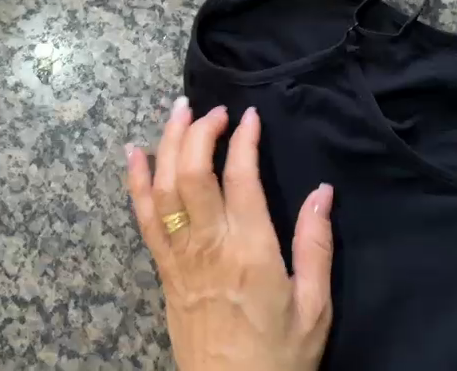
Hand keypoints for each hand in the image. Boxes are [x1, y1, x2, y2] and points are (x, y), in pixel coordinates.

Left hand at [125, 98, 333, 370]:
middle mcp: (209, 245)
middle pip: (192, 172)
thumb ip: (316, 246)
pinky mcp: (162, 268)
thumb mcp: (315, 308)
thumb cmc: (278, 355)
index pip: (240, 179)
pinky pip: (142, 217)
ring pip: (163, 186)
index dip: (243, 140)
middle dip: (200, 131)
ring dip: (167, 142)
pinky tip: (133, 152)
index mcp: (250, 252)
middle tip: (213, 110)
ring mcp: (179, 255)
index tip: (250, 115)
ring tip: (178, 109)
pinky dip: (135, 180)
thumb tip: (323, 191)